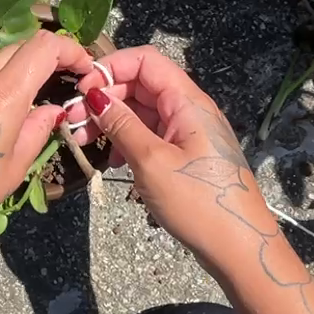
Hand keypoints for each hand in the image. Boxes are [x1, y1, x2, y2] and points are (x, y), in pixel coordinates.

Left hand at [0, 30, 93, 246]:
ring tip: (25, 90)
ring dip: (14, 63)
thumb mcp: (15, 167)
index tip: (82, 67)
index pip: (44, 46)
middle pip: (19, 46)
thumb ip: (38, 129)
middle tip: (60, 77)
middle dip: (45, 56)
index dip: (70, 50)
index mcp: (4, 93)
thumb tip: (53, 110)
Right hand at [73, 46, 275, 269]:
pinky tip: (111, 159)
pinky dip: (125, 139)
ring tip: (82, 140)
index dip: (110, 67)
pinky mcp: (184, 155)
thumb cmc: (199, 203)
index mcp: (187, 102)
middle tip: (72, 119)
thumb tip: (94, 96)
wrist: (241, 252)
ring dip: (110, 120)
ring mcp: (187, 133)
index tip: (82, 88)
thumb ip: (121, 125)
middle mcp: (188, 109)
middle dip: (103, 96)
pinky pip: (149, 133)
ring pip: (140, 111)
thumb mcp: (152, 162)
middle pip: (139, 85)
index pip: (144, 61)